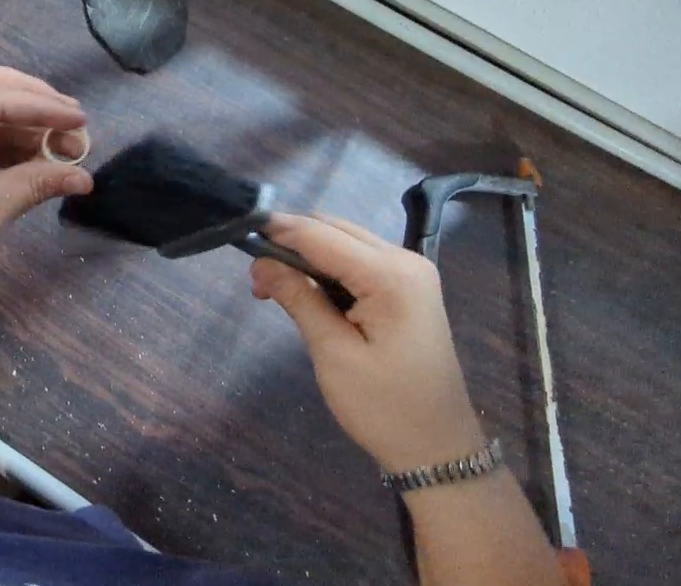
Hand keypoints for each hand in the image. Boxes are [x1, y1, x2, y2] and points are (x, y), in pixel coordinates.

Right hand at [250, 213, 485, 474]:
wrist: (441, 452)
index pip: (319, 234)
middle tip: (257, 280)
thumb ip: (298, 298)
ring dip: (305, 255)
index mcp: (390, 276)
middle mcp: (404, 261)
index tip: (239, 240)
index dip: (276, 232)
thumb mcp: (333, 354)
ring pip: (342, 240)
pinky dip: (325, 267)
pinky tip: (306, 292)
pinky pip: (356, 259)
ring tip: (274, 289)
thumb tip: (260, 263)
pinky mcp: (407, 287)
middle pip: (332, 228)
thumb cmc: (385, 408)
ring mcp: (410, 272)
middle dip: (289, 244)